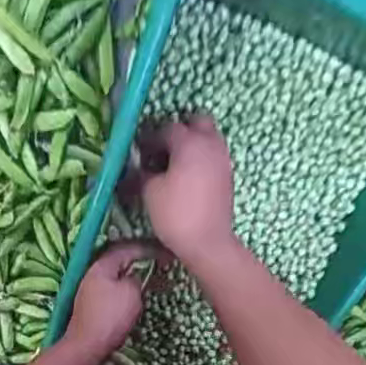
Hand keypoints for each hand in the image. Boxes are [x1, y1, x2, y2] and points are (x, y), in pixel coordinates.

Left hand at [61, 241, 151, 358]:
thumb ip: (136, 278)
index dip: (147, 249)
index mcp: (101, 266)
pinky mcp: (90, 306)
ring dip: (132, 277)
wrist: (86, 346)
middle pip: (119, 261)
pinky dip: (124, 290)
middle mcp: (92, 274)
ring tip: (149, 280)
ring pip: (115, 277)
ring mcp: (89, 291)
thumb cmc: (110, 317)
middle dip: (139, 262)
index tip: (164, 253)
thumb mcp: (131, 292)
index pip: (126, 248)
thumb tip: (134, 277)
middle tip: (158, 265)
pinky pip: (111, 290)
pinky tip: (133, 297)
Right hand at [138, 115, 237, 263]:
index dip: (150, 138)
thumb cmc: (175, 214)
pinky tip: (186, 178)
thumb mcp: (150, 193)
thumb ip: (142, 174)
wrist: (207, 242)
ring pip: (207, 138)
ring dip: (191, 145)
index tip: (138, 151)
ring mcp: (222, 159)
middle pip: (196, 122)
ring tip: (173, 166)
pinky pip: (212, 156)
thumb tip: (138, 167)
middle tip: (161, 150)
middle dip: (179, 131)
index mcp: (189, 142)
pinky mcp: (227, 175)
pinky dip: (199, 159)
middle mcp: (210, 143)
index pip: (167, 128)